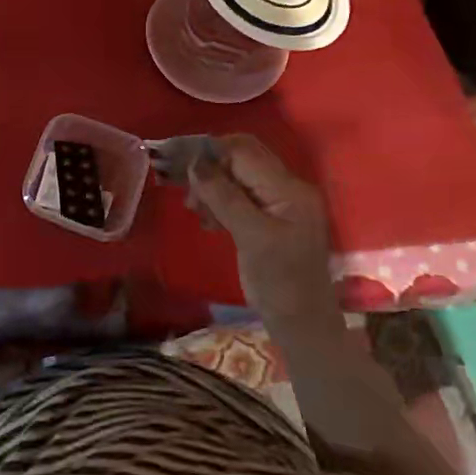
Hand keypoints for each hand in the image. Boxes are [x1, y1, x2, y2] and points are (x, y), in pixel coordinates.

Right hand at [183, 135, 338, 325]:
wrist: (300, 322)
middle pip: (241, 157)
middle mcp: (286, 187)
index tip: (175, 161)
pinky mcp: (267, 217)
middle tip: (181, 185)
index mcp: (289, 189)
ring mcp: (277, 202)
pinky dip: (218, 199)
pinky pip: (237, 194)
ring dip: (210, 185)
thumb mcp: (251, 236)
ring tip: (195, 208)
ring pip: (235, 175)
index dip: (208, 151)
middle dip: (208, 165)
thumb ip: (224, 196)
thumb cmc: (280, 281)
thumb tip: (195, 163)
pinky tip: (207, 219)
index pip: (243, 152)